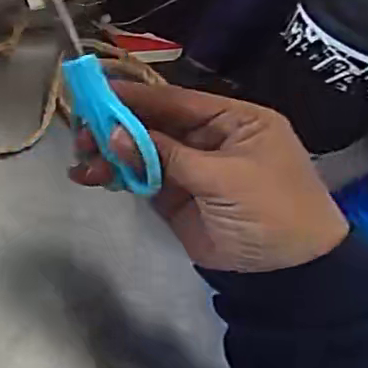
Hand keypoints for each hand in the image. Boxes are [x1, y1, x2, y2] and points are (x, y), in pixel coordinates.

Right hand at [68, 83, 348, 272]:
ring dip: (110, 153)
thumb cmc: (269, 211)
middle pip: (152, 124)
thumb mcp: (221, 177)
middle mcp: (208, 138)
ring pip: (140, 151)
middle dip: (115, 127)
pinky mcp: (173, 195)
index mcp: (233, 121)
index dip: (136, 96)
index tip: (96, 91)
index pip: (176, 101)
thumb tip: (113, 133)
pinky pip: (138, 177)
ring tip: (83, 162)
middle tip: (82, 134)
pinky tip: (89, 176)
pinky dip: (114, 175)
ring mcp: (188, 167)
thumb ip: (165, 154)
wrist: (286, 275)